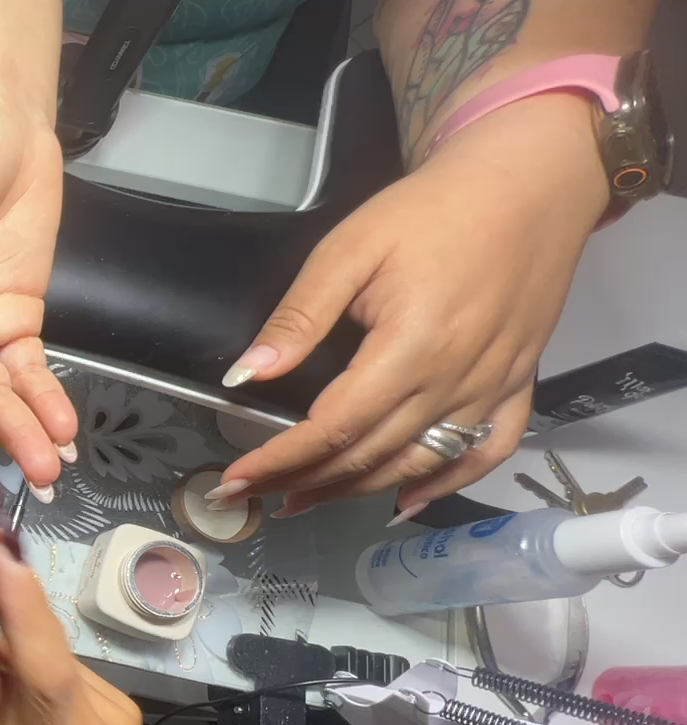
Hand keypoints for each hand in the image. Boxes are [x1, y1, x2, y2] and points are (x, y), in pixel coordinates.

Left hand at [215, 94, 607, 520]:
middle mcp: (458, 378)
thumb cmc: (430, 211)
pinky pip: (488, 448)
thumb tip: (243, 377)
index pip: (331, 428)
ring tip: (297, 503)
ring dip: (354, 491)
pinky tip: (403, 502)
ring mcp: (495, 383)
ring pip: (418, 461)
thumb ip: (296, 320)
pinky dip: (445, 481)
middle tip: (246, 497)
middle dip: (298, 483)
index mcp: (413, 348)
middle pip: (367, 454)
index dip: (277, 462)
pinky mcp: (519, 378)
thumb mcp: (346, 252)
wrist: (535, 177)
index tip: (231, 481)